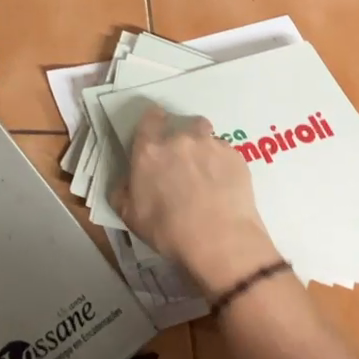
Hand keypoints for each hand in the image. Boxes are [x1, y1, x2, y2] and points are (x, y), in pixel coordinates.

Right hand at [111, 106, 279, 294]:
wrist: (219, 241)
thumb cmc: (167, 230)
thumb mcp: (129, 215)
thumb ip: (123, 192)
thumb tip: (126, 182)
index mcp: (150, 150)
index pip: (150, 118)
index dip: (153, 121)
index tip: (156, 131)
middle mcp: (181, 140)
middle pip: (183, 124)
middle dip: (182, 138)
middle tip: (183, 162)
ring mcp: (211, 145)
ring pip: (207, 136)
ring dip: (204, 147)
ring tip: (206, 172)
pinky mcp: (236, 157)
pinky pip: (226, 153)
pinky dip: (222, 164)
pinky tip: (223, 185)